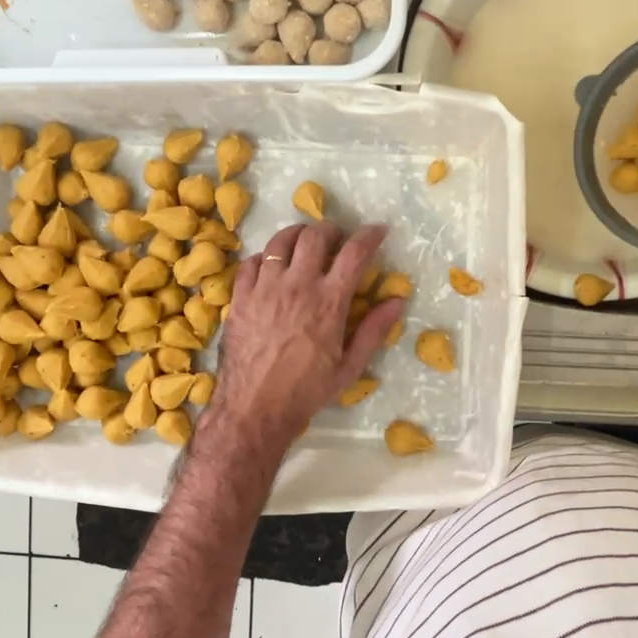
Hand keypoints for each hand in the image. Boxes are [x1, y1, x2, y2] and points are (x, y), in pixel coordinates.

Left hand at [210, 222, 402, 450]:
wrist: (254, 408)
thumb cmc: (306, 391)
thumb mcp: (349, 367)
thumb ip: (374, 330)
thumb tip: (397, 300)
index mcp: (329, 302)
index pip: (355, 253)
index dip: (370, 235)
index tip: (378, 230)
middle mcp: (297, 286)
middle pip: (316, 236)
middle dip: (331, 230)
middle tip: (337, 239)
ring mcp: (265, 288)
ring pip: (281, 241)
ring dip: (298, 235)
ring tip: (305, 243)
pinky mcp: (240, 297)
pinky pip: (252, 261)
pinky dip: (266, 257)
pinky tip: (272, 267)